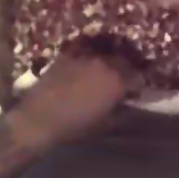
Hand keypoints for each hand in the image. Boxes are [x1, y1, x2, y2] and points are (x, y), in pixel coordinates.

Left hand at [1, 50, 137, 151]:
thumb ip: (121, 111)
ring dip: (108, 62)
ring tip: (105, 71)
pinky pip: (84, 50)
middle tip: (123, 80)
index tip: (135, 92)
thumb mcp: (105, 124)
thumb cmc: (75, 126)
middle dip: (126, 70)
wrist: (40, 118)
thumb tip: (128, 103)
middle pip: (124, 61)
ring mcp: (85, 56)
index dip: (138, 85)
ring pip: (104, 54)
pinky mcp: (67, 54)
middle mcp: (105, 63)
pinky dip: (89, 56)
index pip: (138, 77)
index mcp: (118, 81)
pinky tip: (85, 65)